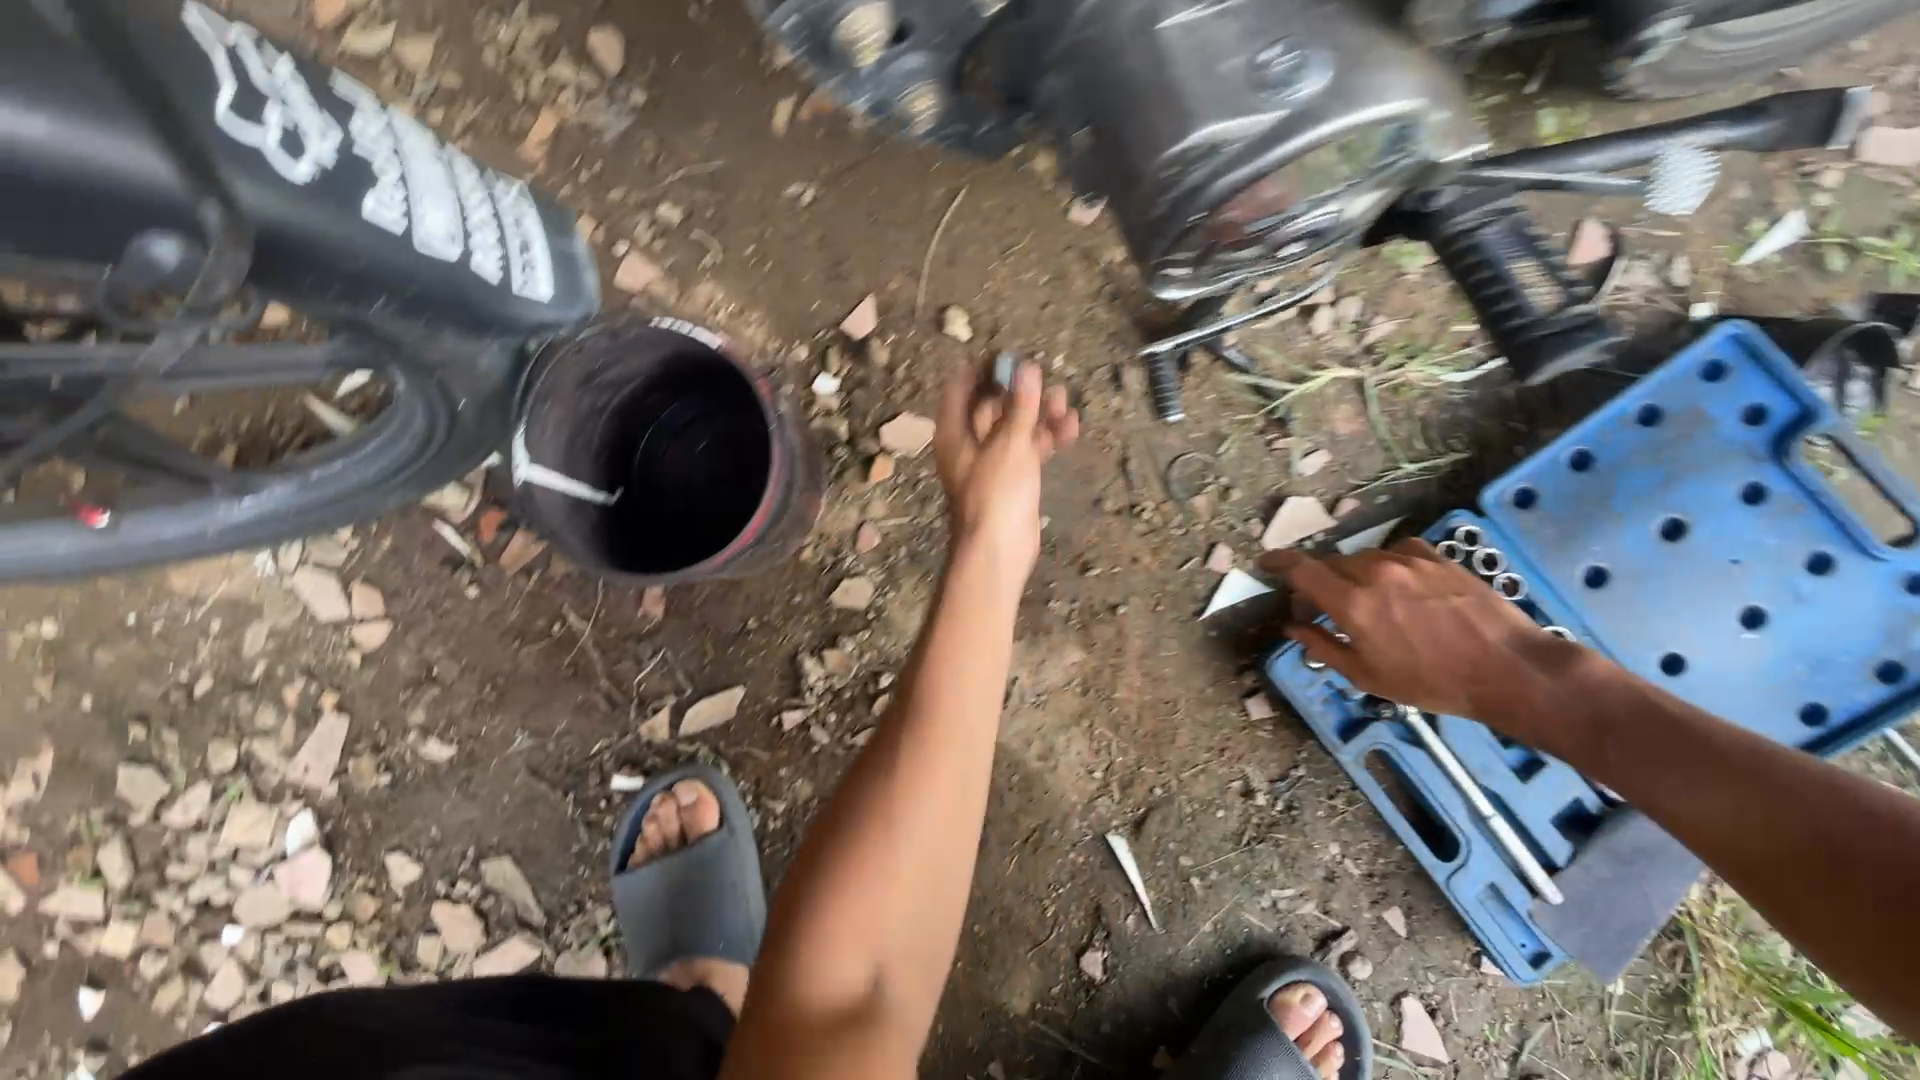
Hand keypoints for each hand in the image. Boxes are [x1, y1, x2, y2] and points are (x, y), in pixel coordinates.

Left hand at [933, 362, 1078, 580]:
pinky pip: (1029, 449)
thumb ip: (1021, 405)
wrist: (998, 550)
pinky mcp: (1012, 478)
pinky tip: (1069, 429)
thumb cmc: (995, 493)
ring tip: (1064, 404)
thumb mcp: (1009, 443)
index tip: (1008, 355)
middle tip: (1044, 378)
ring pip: (1015, 427)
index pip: (961, 387)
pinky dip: (1046, 439)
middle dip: (1020, 391)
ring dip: (1038, 414)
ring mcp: (992, 461)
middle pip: (993, 405)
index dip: (982, 369)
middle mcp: (969, 442)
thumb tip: (1028, 367)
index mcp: (954, 431)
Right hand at [1259, 539, 1589, 726]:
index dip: (1277, 562)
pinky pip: (1396, 552)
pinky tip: (1397, 584)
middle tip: (1319, 606)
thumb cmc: (1431, 682)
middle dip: (1317, 580)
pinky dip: (1385, 565)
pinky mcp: (1437, 558)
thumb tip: (1292, 627)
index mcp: (1352, 604)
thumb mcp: (1366, 676)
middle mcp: (1375, 573)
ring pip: (1362, 557)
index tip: (1264, 564)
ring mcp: (1408, 561)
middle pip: (1330, 563)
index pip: (1301, 569)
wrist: (1507, 668)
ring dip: (1351, 574)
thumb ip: (1322, 647)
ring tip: (1363, 600)